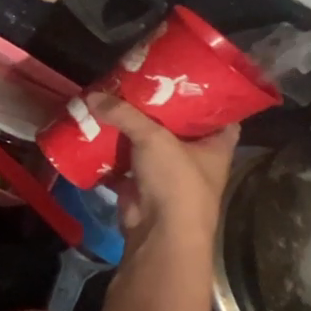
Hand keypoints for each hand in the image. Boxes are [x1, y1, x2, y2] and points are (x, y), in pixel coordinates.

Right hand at [92, 93, 237, 248]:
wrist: (160, 230)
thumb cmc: (176, 181)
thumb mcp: (153, 138)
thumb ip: (124, 114)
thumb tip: (91, 95)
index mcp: (216, 145)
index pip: (219, 115)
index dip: (206, 97)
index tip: (184, 80)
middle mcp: (195, 158)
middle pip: (176, 126)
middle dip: (155, 109)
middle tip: (134, 86)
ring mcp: (167, 172)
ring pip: (146, 143)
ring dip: (127, 129)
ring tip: (108, 104)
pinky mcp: (141, 184)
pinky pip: (123, 161)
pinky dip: (109, 152)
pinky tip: (94, 134)